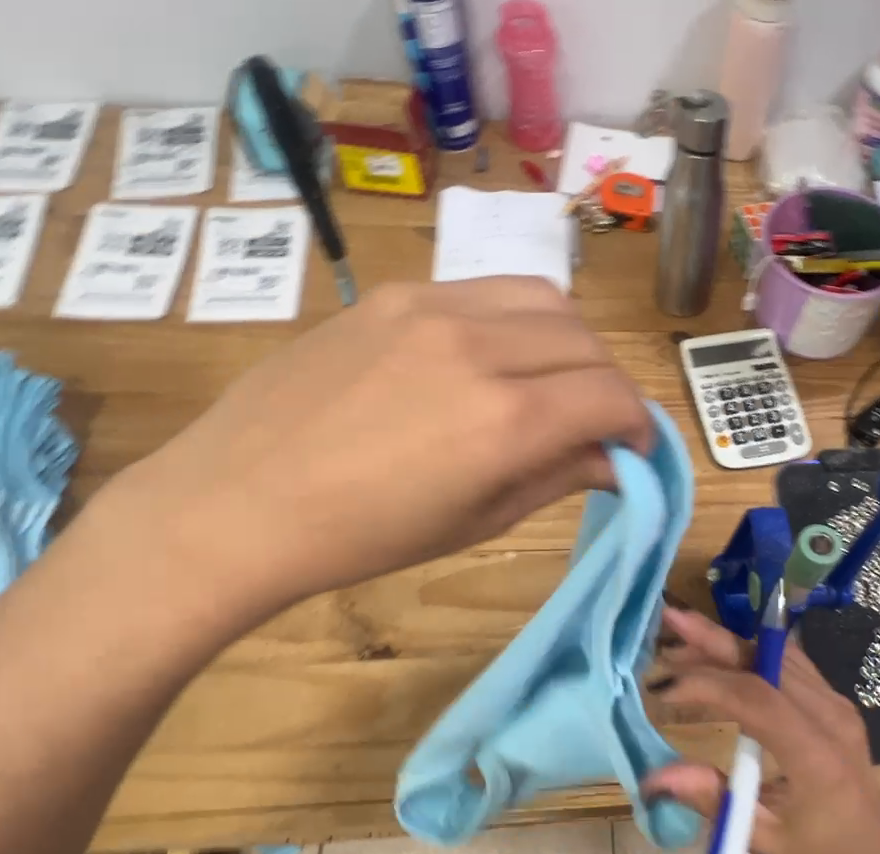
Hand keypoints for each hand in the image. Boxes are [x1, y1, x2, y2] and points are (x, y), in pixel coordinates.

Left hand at [97, 278, 650, 619]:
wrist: (240, 500)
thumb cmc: (364, 536)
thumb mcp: (477, 521)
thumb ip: (558, 477)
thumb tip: (614, 459)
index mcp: (505, 420)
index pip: (612, 398)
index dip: (639, 426)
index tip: (634, 449)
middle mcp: (481, 347)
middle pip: (589, 343)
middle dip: (610, 387)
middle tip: (596, 423)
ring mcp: (434, 308)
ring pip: (546, 300)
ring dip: (571, 342)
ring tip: (553, 382)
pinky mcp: (395, 293)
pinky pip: (486, 291)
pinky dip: (516, 321)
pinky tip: (492, 359)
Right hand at [644, 607, 879, 853]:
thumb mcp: (765, 840)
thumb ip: (714, 801)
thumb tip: (655, 777)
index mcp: (817, 756)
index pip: (758, 700)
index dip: (708, 686)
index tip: (664, 689)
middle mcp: (831, 717)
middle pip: (768, 664)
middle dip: (713, 640)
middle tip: (669, 618)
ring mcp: (837, 703)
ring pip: (778, 655)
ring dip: (729, 642)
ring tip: (682, 633)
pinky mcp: (834, 701)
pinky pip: (790, 663)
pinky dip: (750, 653)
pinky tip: (718, 651)